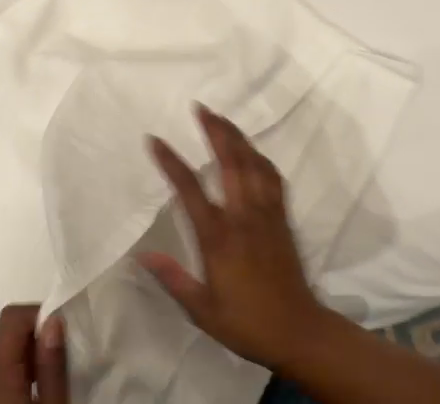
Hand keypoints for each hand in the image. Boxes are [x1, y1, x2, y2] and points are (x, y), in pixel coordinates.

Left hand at [0, 305, 66, 403]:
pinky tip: (40, 396)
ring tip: (56, 380)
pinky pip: (4, 378)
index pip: (11, 317)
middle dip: (40, 339)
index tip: (63, 332)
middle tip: (66, 359)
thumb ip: (52, 366)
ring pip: (8, 359)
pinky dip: (24, 377)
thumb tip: (54, 319)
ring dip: (34, 360)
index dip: (40, 315)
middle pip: (11, 339)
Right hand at [139, 104, 330, 370]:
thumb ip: (173, 278)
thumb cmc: (246, 323)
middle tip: (201, 108)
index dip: (172, 162)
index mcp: (219, 237)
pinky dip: (261, 158)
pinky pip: (272, 178)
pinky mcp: (282, 218)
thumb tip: (142, 254)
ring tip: (223, 119)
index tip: (155, 140)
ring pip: (253, 164)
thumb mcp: (201, 309)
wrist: (298, 330)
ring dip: (237, 137)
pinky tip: (253, 152)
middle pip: (230, 162)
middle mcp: (243, 217)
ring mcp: (267, 214)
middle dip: (214, 131)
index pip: (191, 189)